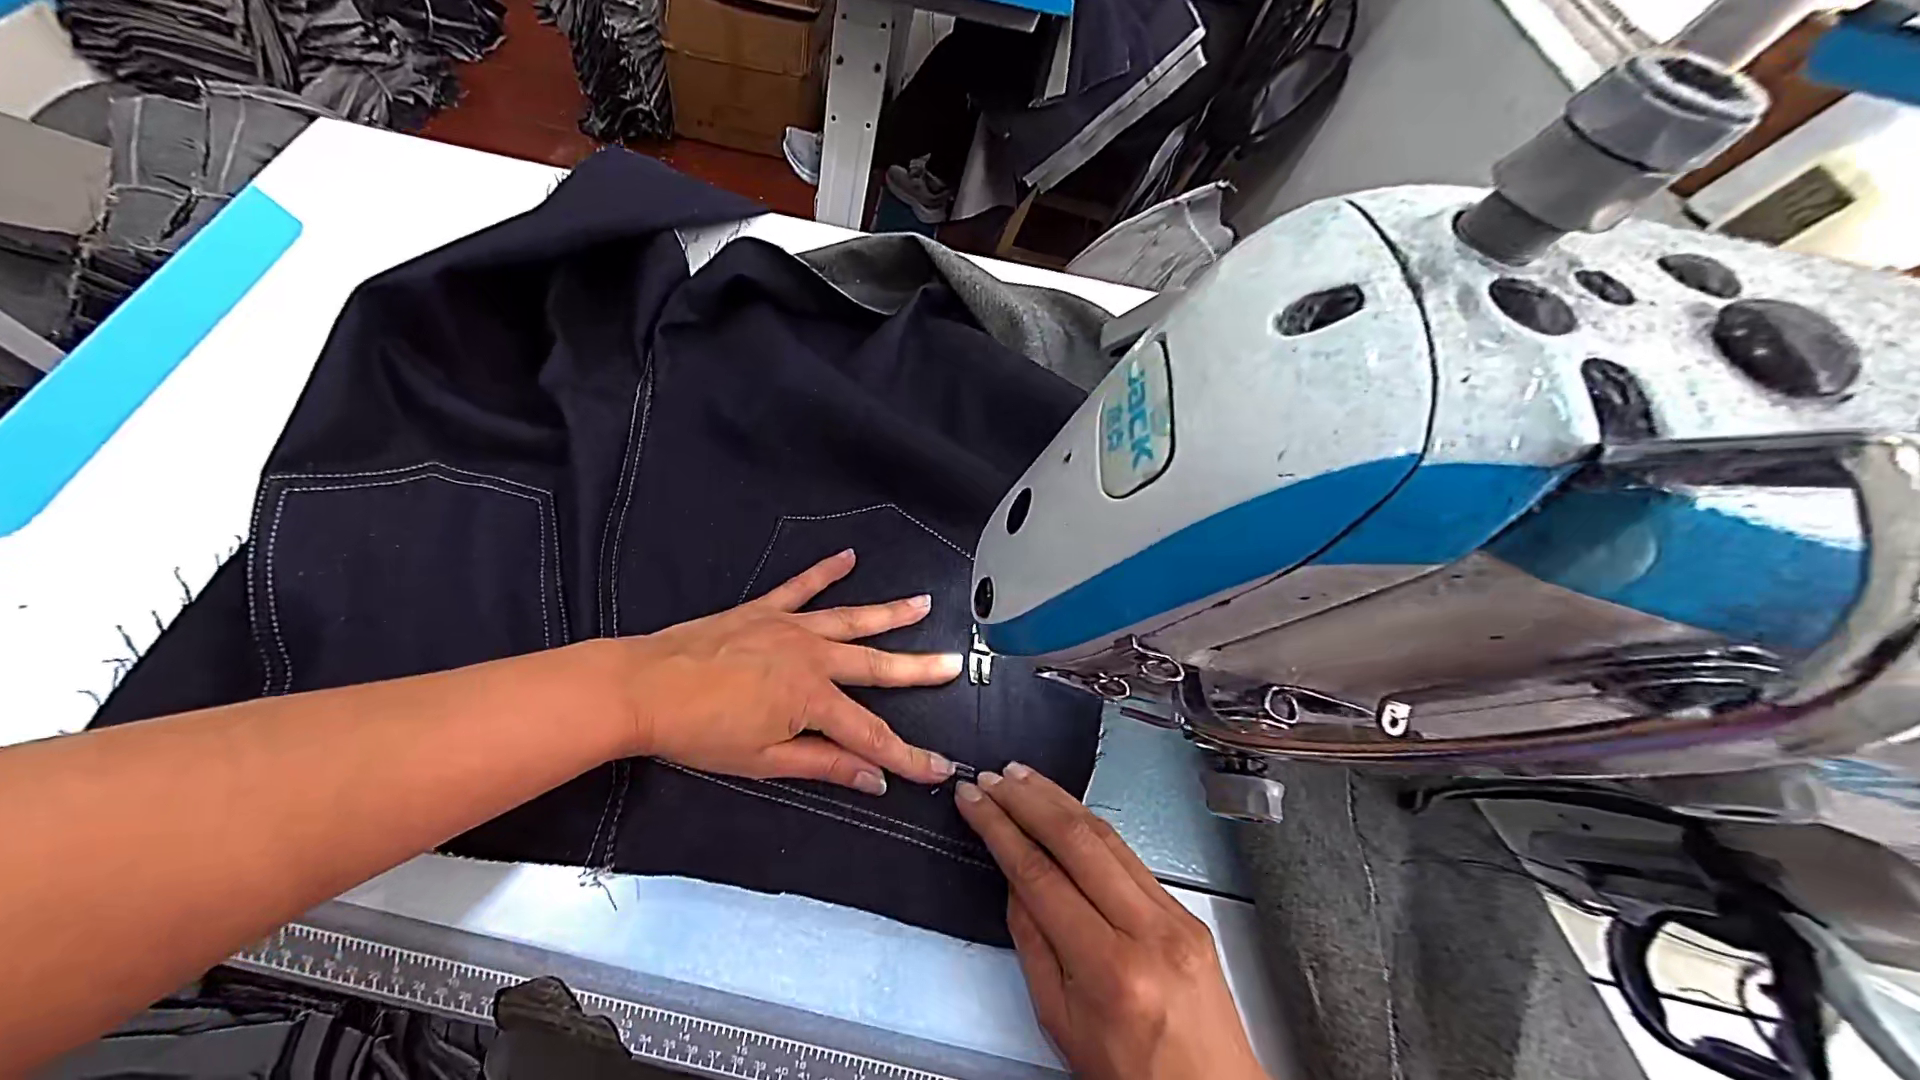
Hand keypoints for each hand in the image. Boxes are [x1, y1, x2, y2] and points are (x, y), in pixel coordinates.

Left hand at [613, 549, 959, 793]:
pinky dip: (825, 571)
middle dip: (918, 669)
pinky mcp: (765, 610)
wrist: (643, 686)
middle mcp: (812, 657)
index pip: (871, 735)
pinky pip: (801, 587)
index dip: (906, 757)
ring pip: (851, 619)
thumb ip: (823, 765)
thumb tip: (873, 780)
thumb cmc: (700, 732)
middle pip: (875, 666)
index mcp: (812, 700)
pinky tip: (848, 556)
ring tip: (923, 603)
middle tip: (953, 663)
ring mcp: (790, 627)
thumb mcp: (763, 760)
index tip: (938, 769)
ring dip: (889, 613)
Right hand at [956, 764, 1267, 1079]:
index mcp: (1110, 971)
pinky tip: (1067, 808)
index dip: (1000, 830)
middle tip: (994, 779)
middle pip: (1075, 840)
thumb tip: (1014, 881)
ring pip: (1106, 835)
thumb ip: (1032, 944)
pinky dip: (1090, 823)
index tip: (976, 804)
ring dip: (1057, 798)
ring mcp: (1175, 917)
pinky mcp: (1186, 911)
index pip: (1040, 876)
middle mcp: (1149, 933)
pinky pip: (1130, 854)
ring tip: (1023, 778)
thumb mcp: (1061, 1023)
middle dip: (1026, 800)